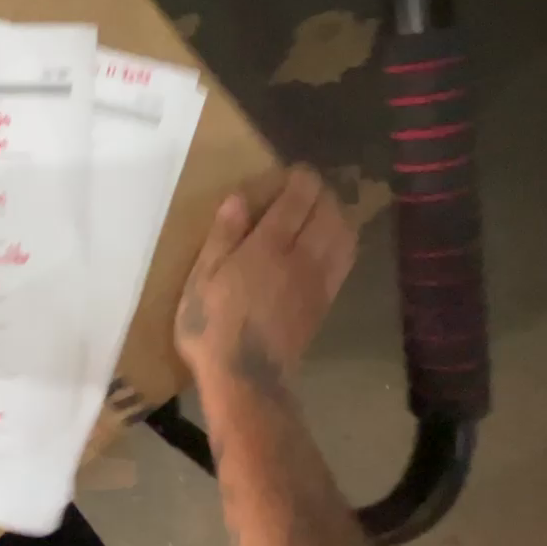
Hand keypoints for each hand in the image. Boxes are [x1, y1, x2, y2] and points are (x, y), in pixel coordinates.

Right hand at [174, 165, 355, 396]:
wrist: (246, 377)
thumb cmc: (211, 327)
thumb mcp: (201, 280)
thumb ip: (222, 238)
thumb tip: (239, 198)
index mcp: (266, 248)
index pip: (295, 202)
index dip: (300, 181)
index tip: (297, 168)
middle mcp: (301, 258)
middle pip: (326, 213)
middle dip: (322, 192)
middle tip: (310, 184)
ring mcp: (318, 281)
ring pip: (343, 235)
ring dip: (339, 213)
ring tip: (326, 207)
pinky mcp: (324, 301)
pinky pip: (345, 260)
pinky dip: (344, 240)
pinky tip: (333, 241)